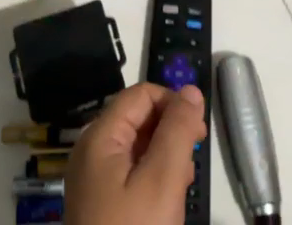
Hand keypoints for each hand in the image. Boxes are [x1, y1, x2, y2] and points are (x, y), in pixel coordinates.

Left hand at [64, 82, 208, 224]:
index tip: (200, 132)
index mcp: (100, 137)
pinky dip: (153, 175)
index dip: (173, 103)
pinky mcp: (100, 201)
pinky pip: (130, 171)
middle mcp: (92, 150)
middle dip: (170, 130)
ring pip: (136, 146)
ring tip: (182, 183)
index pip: (141, 95)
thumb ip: (177, 131)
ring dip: (165, 154)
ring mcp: (93, 177)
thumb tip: (190, 89)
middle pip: (137, 118)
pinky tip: (168, 199)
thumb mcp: (162, 180)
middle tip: (194, 160)